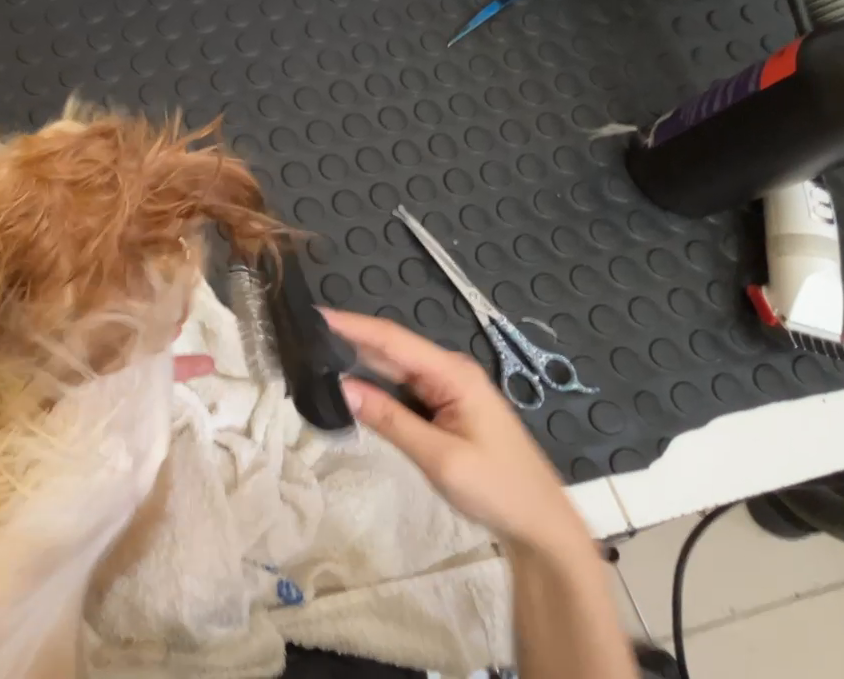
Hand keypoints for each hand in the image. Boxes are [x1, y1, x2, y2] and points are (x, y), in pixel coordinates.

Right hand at [322, 308, 590, 557]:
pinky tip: (346, 385)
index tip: (311, 316)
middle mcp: (448, 372)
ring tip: (313, 356)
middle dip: (347, 340)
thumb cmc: (498, 490)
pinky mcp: (443, 408)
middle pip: (389, 348)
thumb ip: (390, 420)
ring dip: (356, 362)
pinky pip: (400, 387)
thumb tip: (340, 387)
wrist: (543, 527)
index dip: (350, 325)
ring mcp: (447, 389)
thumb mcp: (440, 458)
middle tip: (300, 339)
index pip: (391, 339)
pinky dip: (372, 384)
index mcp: (453, 374)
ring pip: (392, 368)